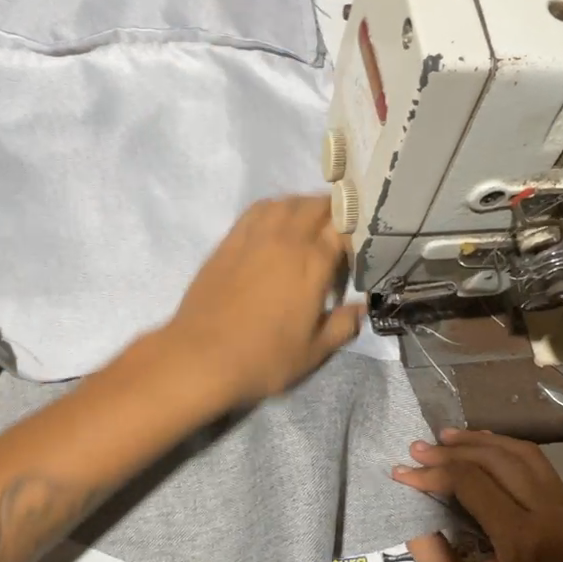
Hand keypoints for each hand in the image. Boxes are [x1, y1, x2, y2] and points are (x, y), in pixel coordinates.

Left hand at [161, 196, 363, 406]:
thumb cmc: (263, 358)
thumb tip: (361, 308)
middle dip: (335, 214)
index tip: (360, 251)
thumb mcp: (313, 352)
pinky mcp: (228, 241)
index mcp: (312, 263)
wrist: (201, 357)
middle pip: (317, 207)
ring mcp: (254, 236)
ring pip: (286, 202)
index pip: (344, 229)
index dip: (357, 235)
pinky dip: (274, 209)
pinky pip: (257, 210)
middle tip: (340, 234)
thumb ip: (342, 326)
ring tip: (310, 225)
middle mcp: (286, 239)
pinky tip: (276, 225)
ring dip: (304, 207)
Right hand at [393, 428, 562, 561]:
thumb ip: (430, 548)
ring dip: (485, 443)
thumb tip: (410, 507)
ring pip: (527, 455)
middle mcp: (553, 515)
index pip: (470, 483)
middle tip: (420, 447)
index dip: (432, 473)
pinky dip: (511, 455)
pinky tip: (485, 454)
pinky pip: (544, 471)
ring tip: (450, 439)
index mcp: (522, 539)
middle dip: (455, 450)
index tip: (402, 473)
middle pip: (498, 459)